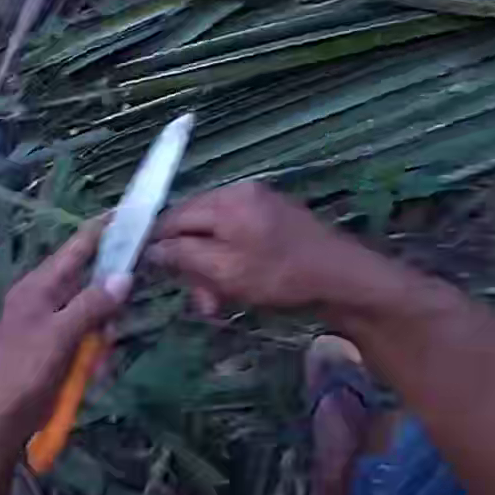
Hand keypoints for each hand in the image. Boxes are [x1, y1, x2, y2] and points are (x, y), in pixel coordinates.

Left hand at [0, 221, 131, 447]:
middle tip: (115, 326)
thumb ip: (92, 305)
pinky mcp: (52, 346)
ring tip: (97, 362)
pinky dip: (91, 353)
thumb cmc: (25, 372)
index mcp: (38, 286)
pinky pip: (82, 338)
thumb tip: (124, 276)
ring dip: (100, 335)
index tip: (129, 215)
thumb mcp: (61, 336)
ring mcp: (47, 323)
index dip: (102, 231)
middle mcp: (42, 297)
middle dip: (107, 302)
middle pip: (87, 282)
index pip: (76, 248)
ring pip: (89, 314)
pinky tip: (92, 372)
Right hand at [145, 182, 388, 313]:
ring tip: (218, 302)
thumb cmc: (282, 276)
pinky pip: (237, 237)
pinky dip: (230, 262)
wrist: (346, 281)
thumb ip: (183, 256)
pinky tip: (237, 286)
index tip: (149, 270)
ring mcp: (261, 203)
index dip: (157, 243)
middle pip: (195, 225)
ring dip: (210, 269)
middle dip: (191, 264)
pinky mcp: (274, 219)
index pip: (174, 216)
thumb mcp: (225, 271)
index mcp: (227, 199)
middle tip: (201, 300)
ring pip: (215, 235)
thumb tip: (151, 248)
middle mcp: (241, 193)